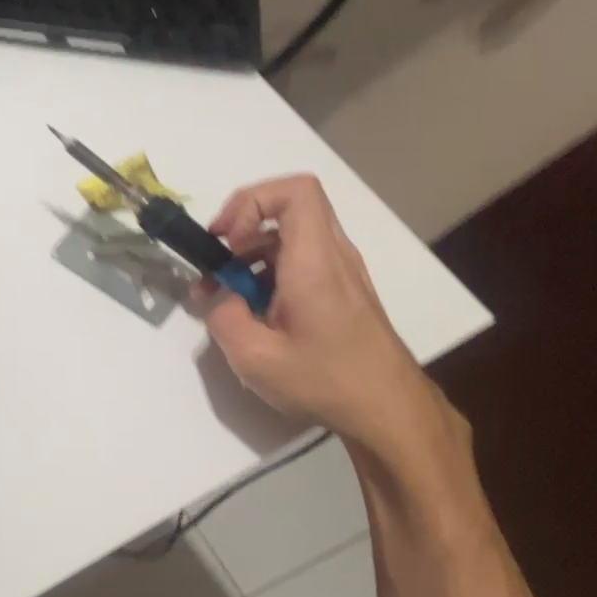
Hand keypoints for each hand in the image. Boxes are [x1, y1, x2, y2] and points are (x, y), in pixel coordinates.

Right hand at [201, 175, 454, 456]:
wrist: (384, 405)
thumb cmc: (322, 379)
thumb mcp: (254, 358)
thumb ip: (225, 319)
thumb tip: (220, 299)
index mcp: (314, 263)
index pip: (294, 192)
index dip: (250, 202)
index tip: (223, 241)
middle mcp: (333, 256)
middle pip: (289, 210)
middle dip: (241, 229)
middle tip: (212, 269)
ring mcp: (340, 272)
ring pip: (291, 237)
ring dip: (248, 257)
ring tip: (222, 298)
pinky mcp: (339, 291)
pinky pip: (299, 262)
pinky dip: (265, 275)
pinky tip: (250, 312)